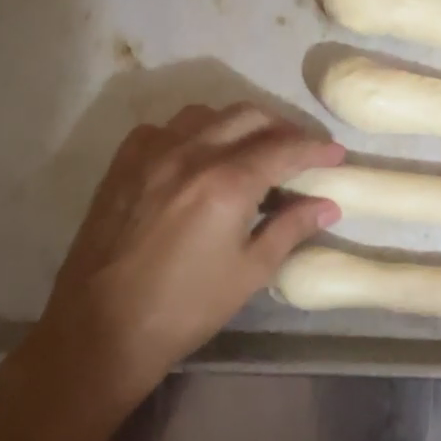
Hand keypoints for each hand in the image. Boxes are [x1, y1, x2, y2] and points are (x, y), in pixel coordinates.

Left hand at [7, 104, 344, 415]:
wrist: (104, 326)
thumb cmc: (187, 306)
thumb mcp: (251, 271)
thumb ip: (290, 229)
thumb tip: (326, 205)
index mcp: (227, 183)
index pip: (284, 148)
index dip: (316, 148)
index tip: (336, 153)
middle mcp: (190, 154)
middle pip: (247, 117)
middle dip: (283, 128)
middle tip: (302, 150)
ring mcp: (151, 154)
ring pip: (206, 114)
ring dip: (239, 123)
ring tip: (255, 148)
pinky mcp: (123, 164)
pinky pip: (166, 127)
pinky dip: (195, 131)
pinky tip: (202, 156)